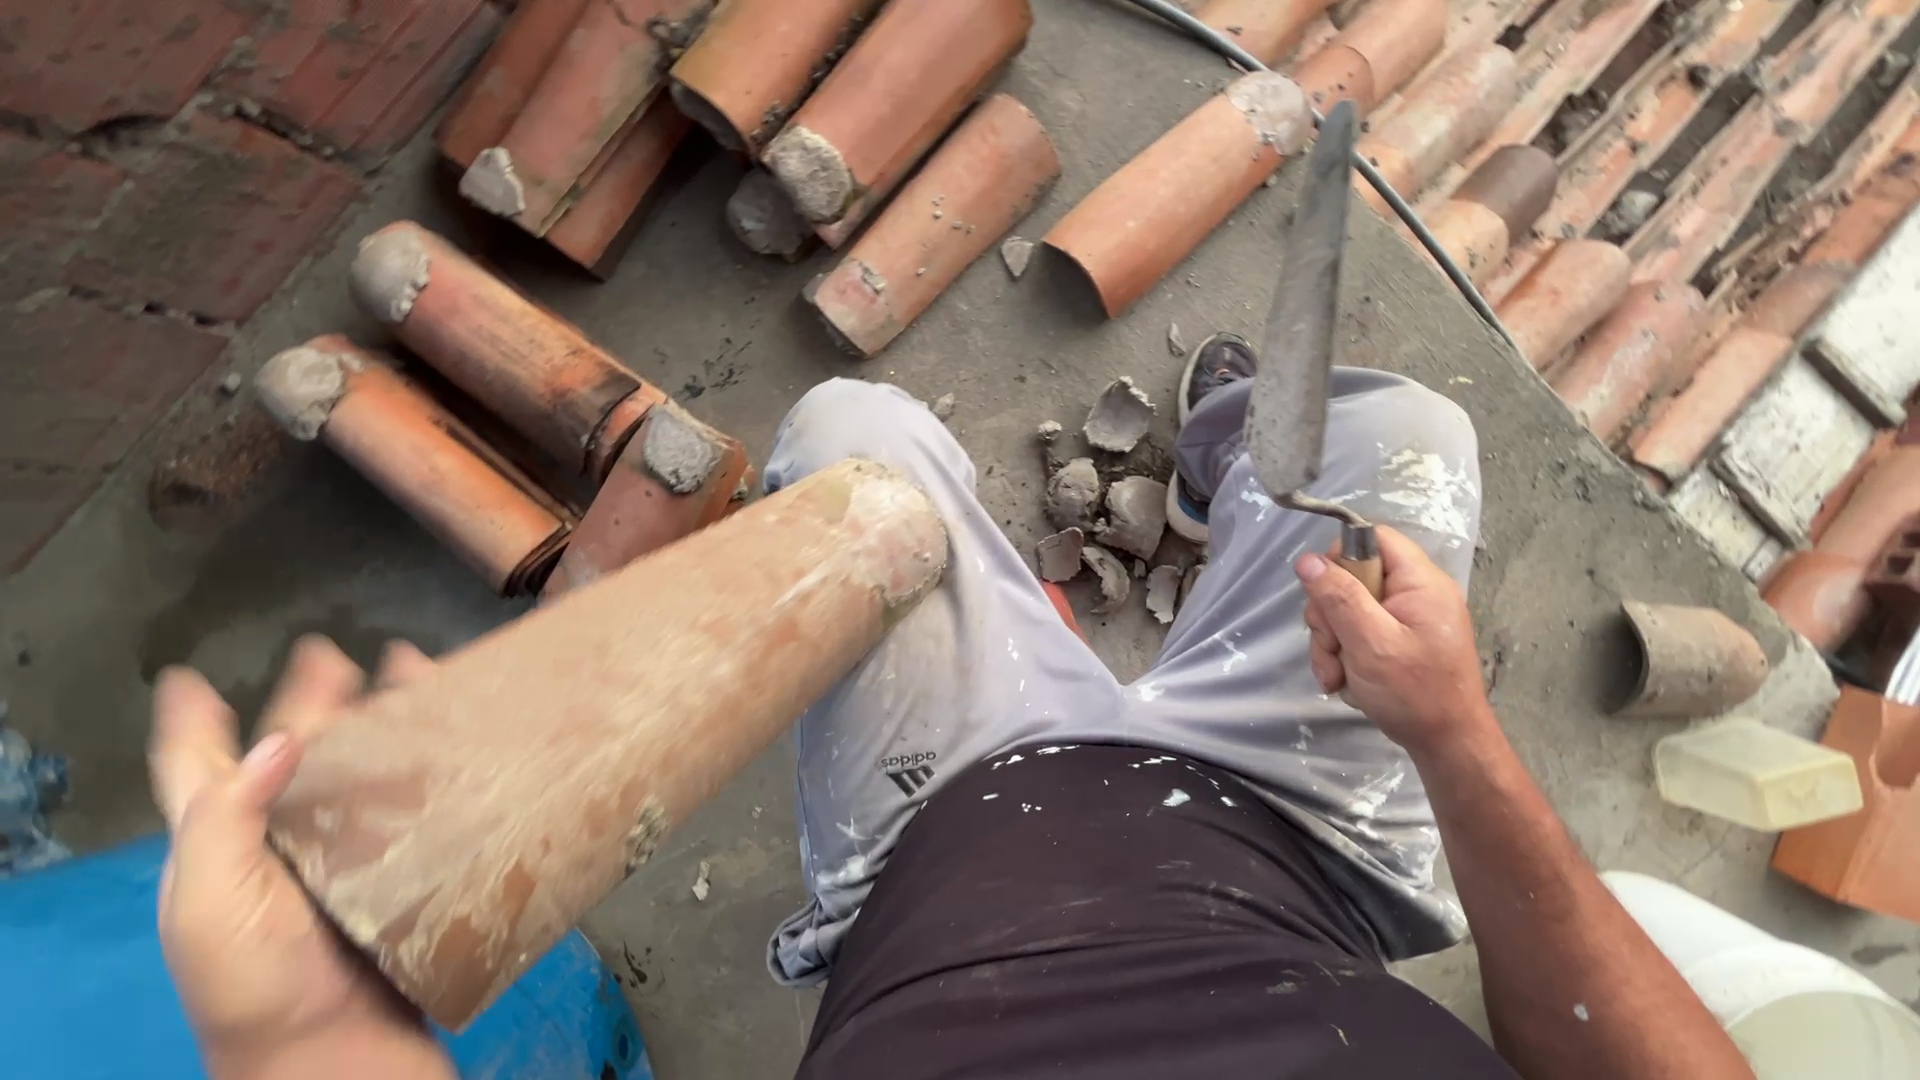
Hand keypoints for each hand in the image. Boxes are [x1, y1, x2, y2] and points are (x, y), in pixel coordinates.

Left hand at [150, 635, 442, 1076]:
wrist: (335, 1035)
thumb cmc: (254, 977)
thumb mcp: (207, 906)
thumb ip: (222, 823)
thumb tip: (276, 740)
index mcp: (221, 839)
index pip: (196, 769)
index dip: (189, 724)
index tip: (189, 679)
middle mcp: (284, 829)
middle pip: (292, 746)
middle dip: (307, 697)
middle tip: (329, 652)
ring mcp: (347, 838)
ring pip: (362, 758)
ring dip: (380, 712)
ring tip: (406, 667)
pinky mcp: (402, 848)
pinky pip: (414, 788)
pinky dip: (429, 752)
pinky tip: (451, 727)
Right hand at [1296, 527, 1493, 756]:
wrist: (1446, 745)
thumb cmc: (1415, 693)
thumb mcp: (1371, 643)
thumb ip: (1339, 598)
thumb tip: (1307, 560)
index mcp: (1420, 583)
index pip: (1373, 539)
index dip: (1341, 557)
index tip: (1324, 591)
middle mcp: (1412, 594)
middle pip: (1349, 577)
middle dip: (1328, 615)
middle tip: (1332, 647)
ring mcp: (1402, 619)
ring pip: (1344, 609)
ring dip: (1329, 642)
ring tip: (1336, 674)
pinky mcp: (1393, 641)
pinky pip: (1352, 633)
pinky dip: (1340, 655)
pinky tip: (1343, 680)